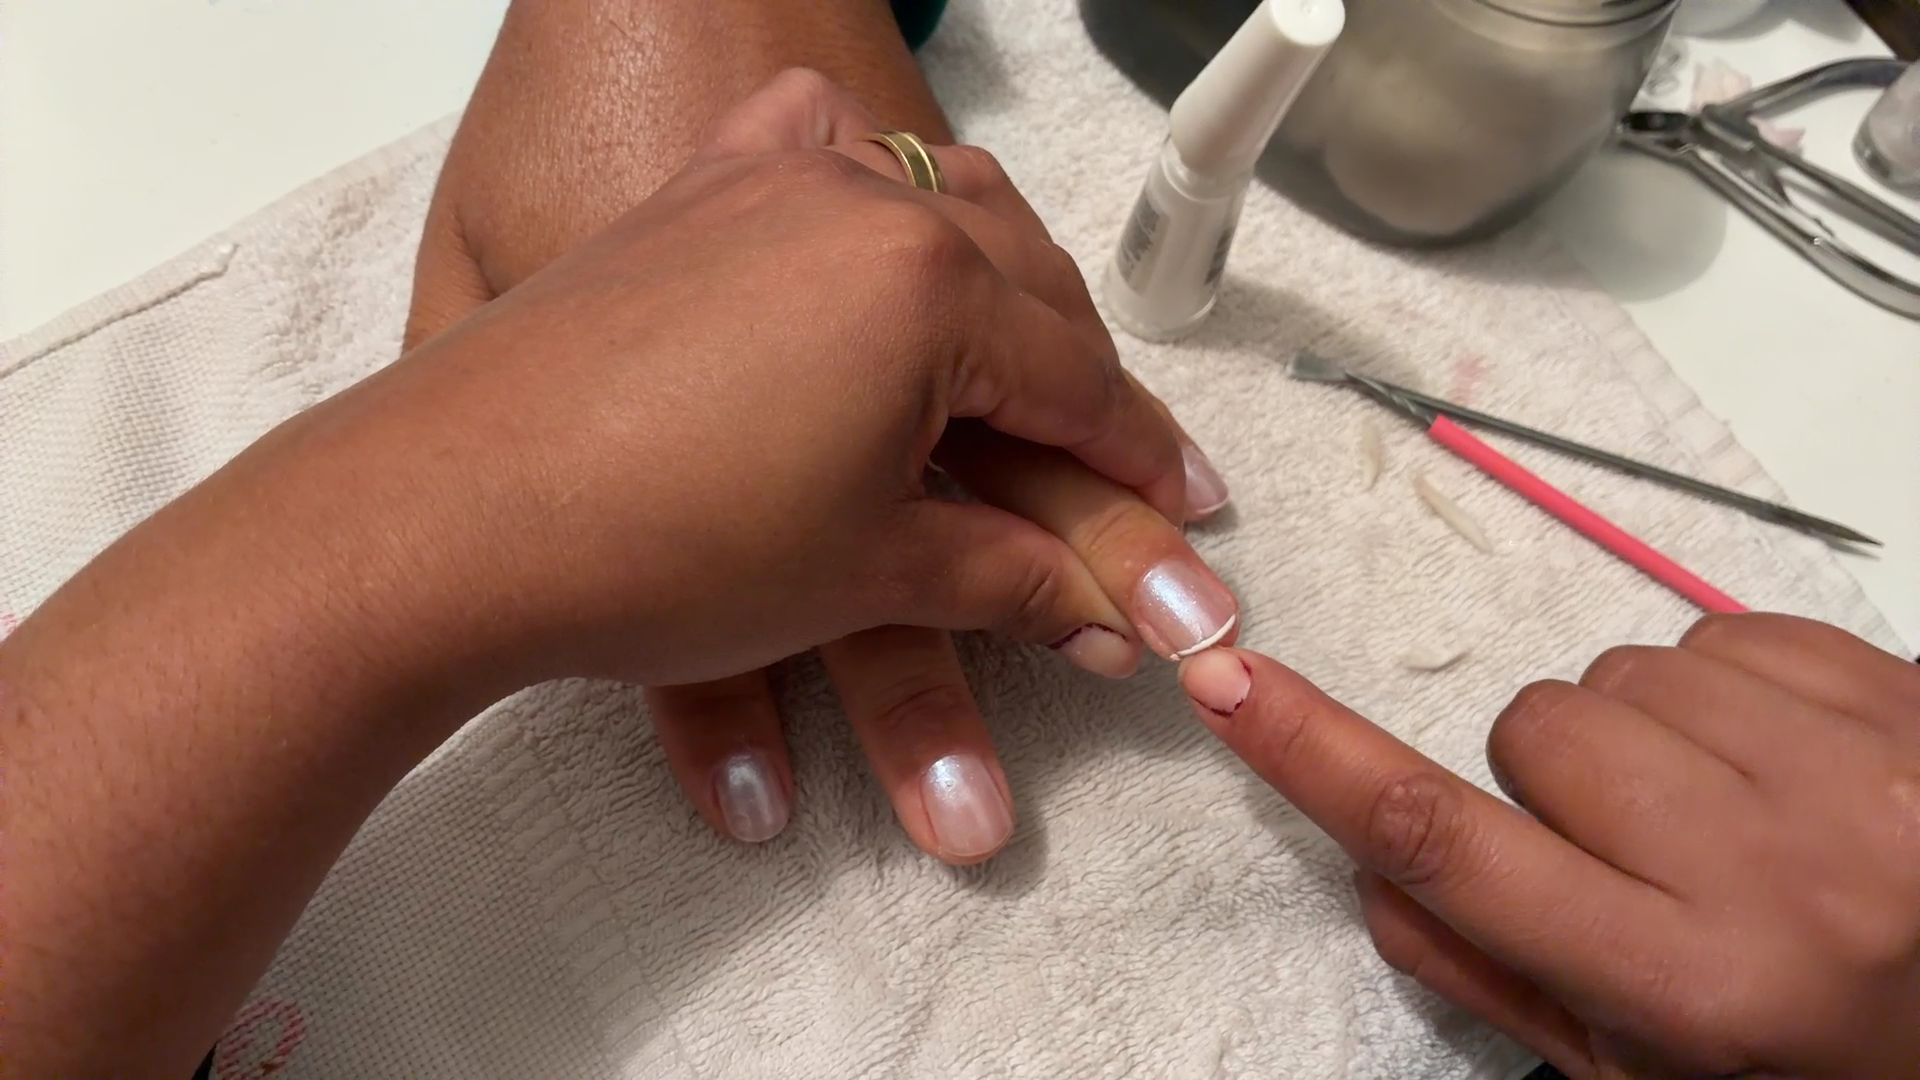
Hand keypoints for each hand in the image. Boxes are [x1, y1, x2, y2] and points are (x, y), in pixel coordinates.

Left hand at [411, 59, 1237, 862]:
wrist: (445, 519)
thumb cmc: (665, 550)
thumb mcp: (873, 573)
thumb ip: (1009, 580)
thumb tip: (1098, 614)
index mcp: (926, 289)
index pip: (1079, 379)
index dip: (1138, 454)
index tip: (1179, 498)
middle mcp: (865, 201)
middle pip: (1032, 287)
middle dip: (1090, 379)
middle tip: (1126, 454)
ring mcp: (776, 180)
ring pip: (949, 207)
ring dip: (1008, 286)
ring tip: (1036, 356)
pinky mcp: (704, 192)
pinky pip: (831, 165)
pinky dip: (886, 204)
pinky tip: (888, 231)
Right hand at [1178, 615, 1919, 1077]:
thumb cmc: (1827, 1065)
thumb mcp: (1645, 1074)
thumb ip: (1484, 969)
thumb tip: (1365, 865)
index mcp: (1692, 987)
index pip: (1435, 837)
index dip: (1307, 751)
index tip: (1220, 679)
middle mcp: (1789, 877)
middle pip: (1537, 723)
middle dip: (1556, 775)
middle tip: (1649, 849)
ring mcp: (1879, 778)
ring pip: (1625, 672)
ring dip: (1649, 733)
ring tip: (1743, 811)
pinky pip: (1724, 632)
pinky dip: (1731, 687)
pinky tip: (1805, 764)